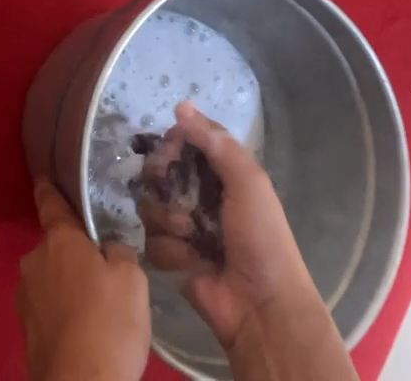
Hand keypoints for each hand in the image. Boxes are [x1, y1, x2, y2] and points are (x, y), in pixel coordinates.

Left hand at [17, 180, 151, 380]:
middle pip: (55, 245)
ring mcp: (25, 294)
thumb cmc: (109, 322)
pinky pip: (47, 306)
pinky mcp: (25, 326)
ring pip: (50, 276)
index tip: (45, 177)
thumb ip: (119, 250)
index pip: (50, 202)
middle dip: (73, 253)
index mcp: (58, 239)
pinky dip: (62, 311)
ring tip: (96, 308)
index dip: (49, 188)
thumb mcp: (132, 278)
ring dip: (67, 284)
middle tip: (102, 272)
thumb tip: (108, 247)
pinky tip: (83, 329)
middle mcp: (34, 259)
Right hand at [137, 101, 315, 349]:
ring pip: (149, 204)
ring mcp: (183, 226)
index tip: (170, 151)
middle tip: (168, 187)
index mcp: (221, 174)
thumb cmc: (261, 237)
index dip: (171, 143)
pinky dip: (170, 250)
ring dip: (167, 218)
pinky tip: (191, 260)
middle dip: (161, 179)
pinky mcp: (171, 257)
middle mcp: (199, 195)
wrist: (261, 305)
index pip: (182, 143)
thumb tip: (181, 105)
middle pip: (158, 171)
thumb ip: (215, 142)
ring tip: (190, 234)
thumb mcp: (248, 182)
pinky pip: (151, 240)